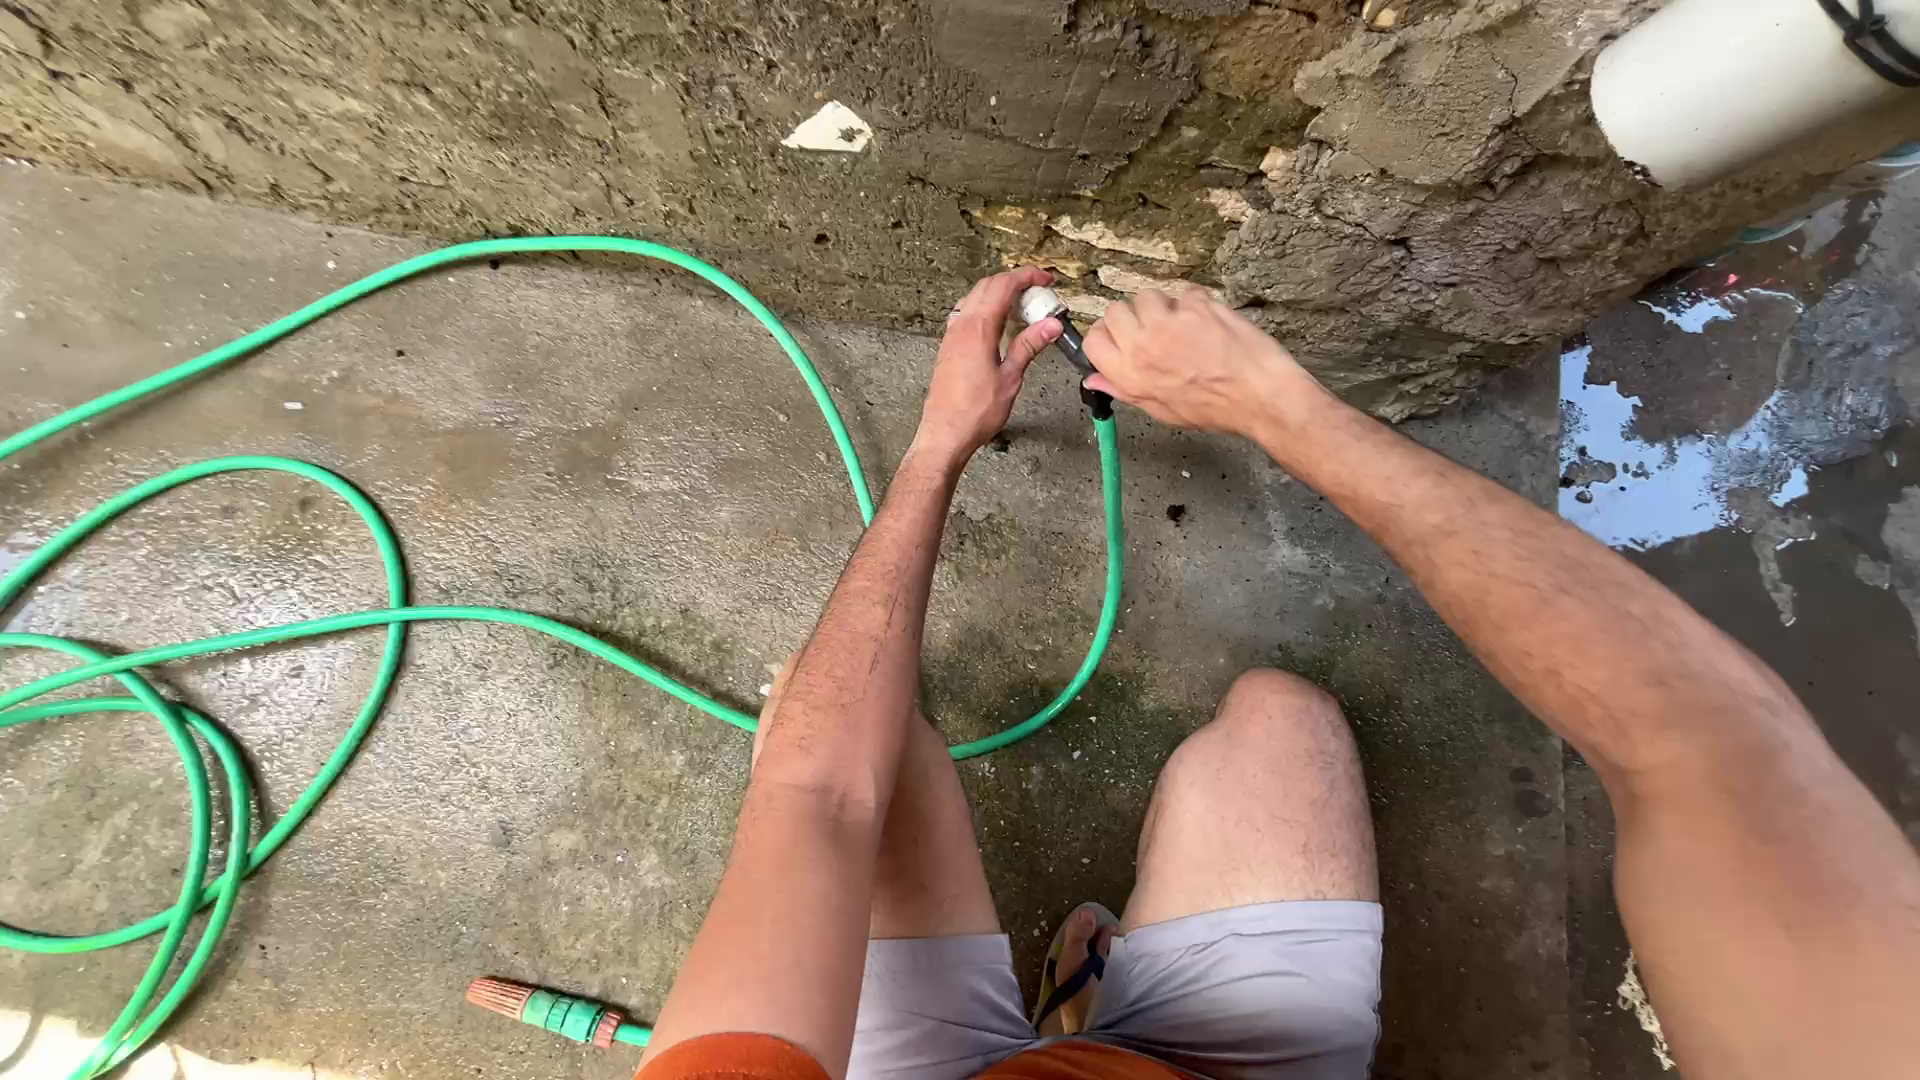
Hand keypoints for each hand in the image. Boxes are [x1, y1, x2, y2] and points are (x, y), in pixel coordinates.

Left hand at [912, 267, 1062, 465]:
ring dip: (997, 293)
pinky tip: (997, 324)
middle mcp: (961, 327)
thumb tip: (1051, 325)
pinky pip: (965, 314)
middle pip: (987, 286)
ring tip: (1021, 306)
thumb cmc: (974, 412)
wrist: (946, 433)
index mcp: (978, 329)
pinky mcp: (948, 348)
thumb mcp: (1011, 377)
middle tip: (1037, 291)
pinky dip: (984, 308)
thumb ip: (1029, 346)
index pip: (1004, 286)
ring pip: (974, 298)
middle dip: (1014, 281)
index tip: (1045, 278)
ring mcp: (951, 336)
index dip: (1027, 277)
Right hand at [1083, 288, 1334, 439]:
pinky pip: (1184, 293)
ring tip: (1181, 323)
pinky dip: (1194, 303)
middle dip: (1131, 316)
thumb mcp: (1162, 411)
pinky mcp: (1197, 308)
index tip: (1118, 336)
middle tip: (1152, 327)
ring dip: (1161, 305)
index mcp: (1131, 376)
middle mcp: (1144, 347)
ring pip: (1147, 296)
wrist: (1259, 396)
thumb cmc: (1215, 409)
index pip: (1094, 341)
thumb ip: (1125, 390)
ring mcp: (1170, 324)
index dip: (1105, 335)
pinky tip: (1206, 321)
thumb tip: (1096, 379)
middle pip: (1115, 312)